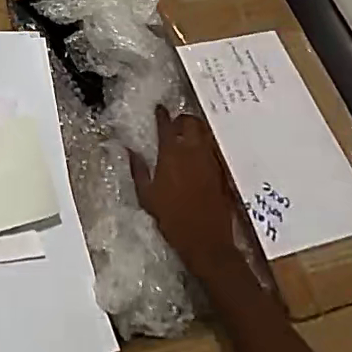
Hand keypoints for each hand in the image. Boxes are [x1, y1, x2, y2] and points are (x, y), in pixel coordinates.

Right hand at [129, 107, 254, 283]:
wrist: (207, 243)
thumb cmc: (172, 219)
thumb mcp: (146, 196)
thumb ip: (138, 169)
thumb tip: (129, 150)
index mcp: (171, 155)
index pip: (166, 125)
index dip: (162, 114)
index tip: (159, 108)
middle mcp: (193, 153)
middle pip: (191, 122)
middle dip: (183, 118)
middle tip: (175, 123)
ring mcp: (210, 162)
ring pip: (205, 133)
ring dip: (196, 129)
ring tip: (187, 135)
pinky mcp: (221, 173)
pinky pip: (213, 150)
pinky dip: (206, 145)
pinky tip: (199, 154)